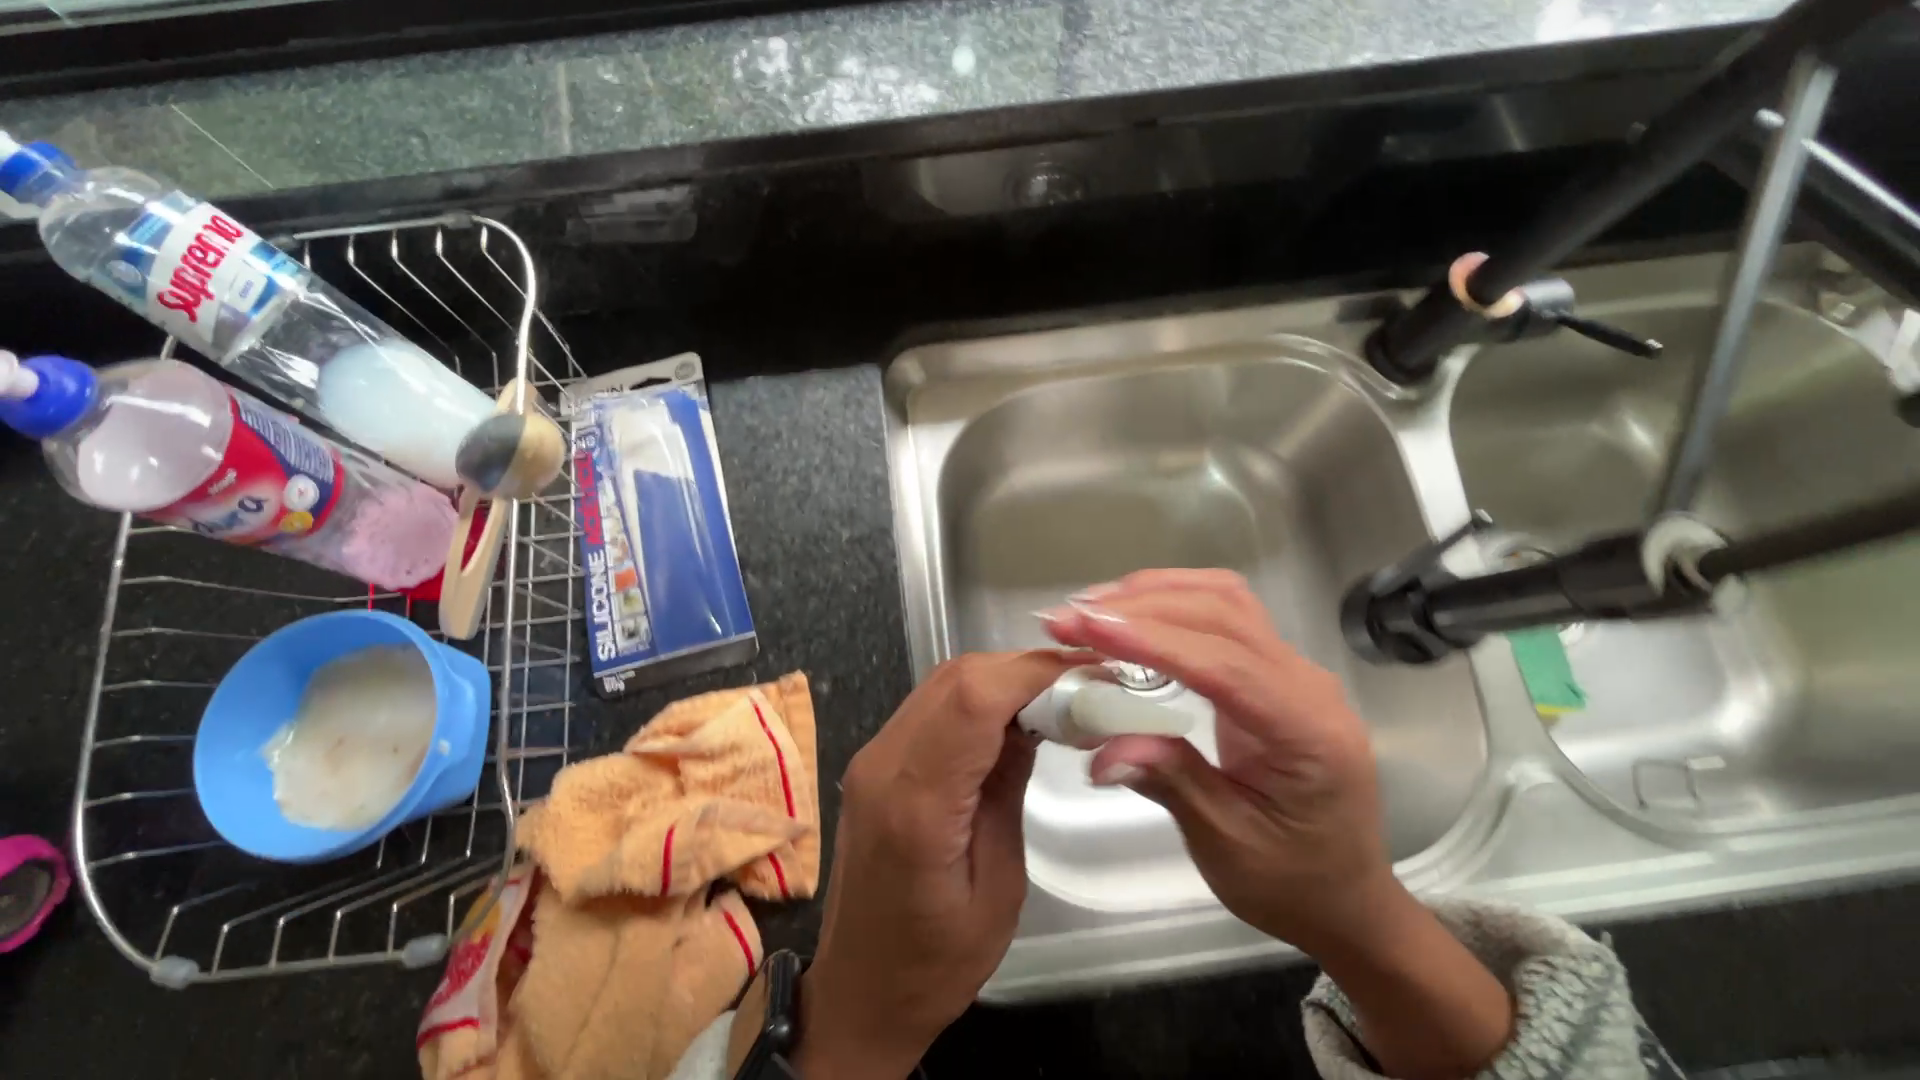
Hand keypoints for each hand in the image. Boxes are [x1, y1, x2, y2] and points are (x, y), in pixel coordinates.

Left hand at [793, 651, 1083, 1079]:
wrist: (858, 992)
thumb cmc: (936, 963)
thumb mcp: (998, 886)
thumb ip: (1009, 790)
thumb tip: (1038, 718)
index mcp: (917, 805)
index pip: (973, 699)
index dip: (1034, 672)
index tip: (1090, 674)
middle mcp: (883, 764)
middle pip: (957, 678)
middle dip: (1024, 670)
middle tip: (1083, 687)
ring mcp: (871, 758)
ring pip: (942, 683)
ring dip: (1001, 679)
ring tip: (1056, 699)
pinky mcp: (873, 763)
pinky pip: (929, 706)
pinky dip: (976, 698)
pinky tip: (1012, 717)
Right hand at [1038, 569, 1388, 952]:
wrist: (1344, 898)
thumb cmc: (1292, 881)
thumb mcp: (1227, 844)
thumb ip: (1170, 781)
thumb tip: (1101, 750)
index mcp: (1307, 730)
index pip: (1225, 664)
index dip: (1152, 641)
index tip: (1086, 628)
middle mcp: (1308, 685)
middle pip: (1224, 613)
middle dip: (1141, 608)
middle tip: (1067, 620)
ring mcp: (1294, 672)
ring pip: (1224, 601)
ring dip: (1154, 595)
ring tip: (1088, 608)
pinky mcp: (1273, 672)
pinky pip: (1224, 618)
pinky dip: (1170, 607)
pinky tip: (1128, 617)